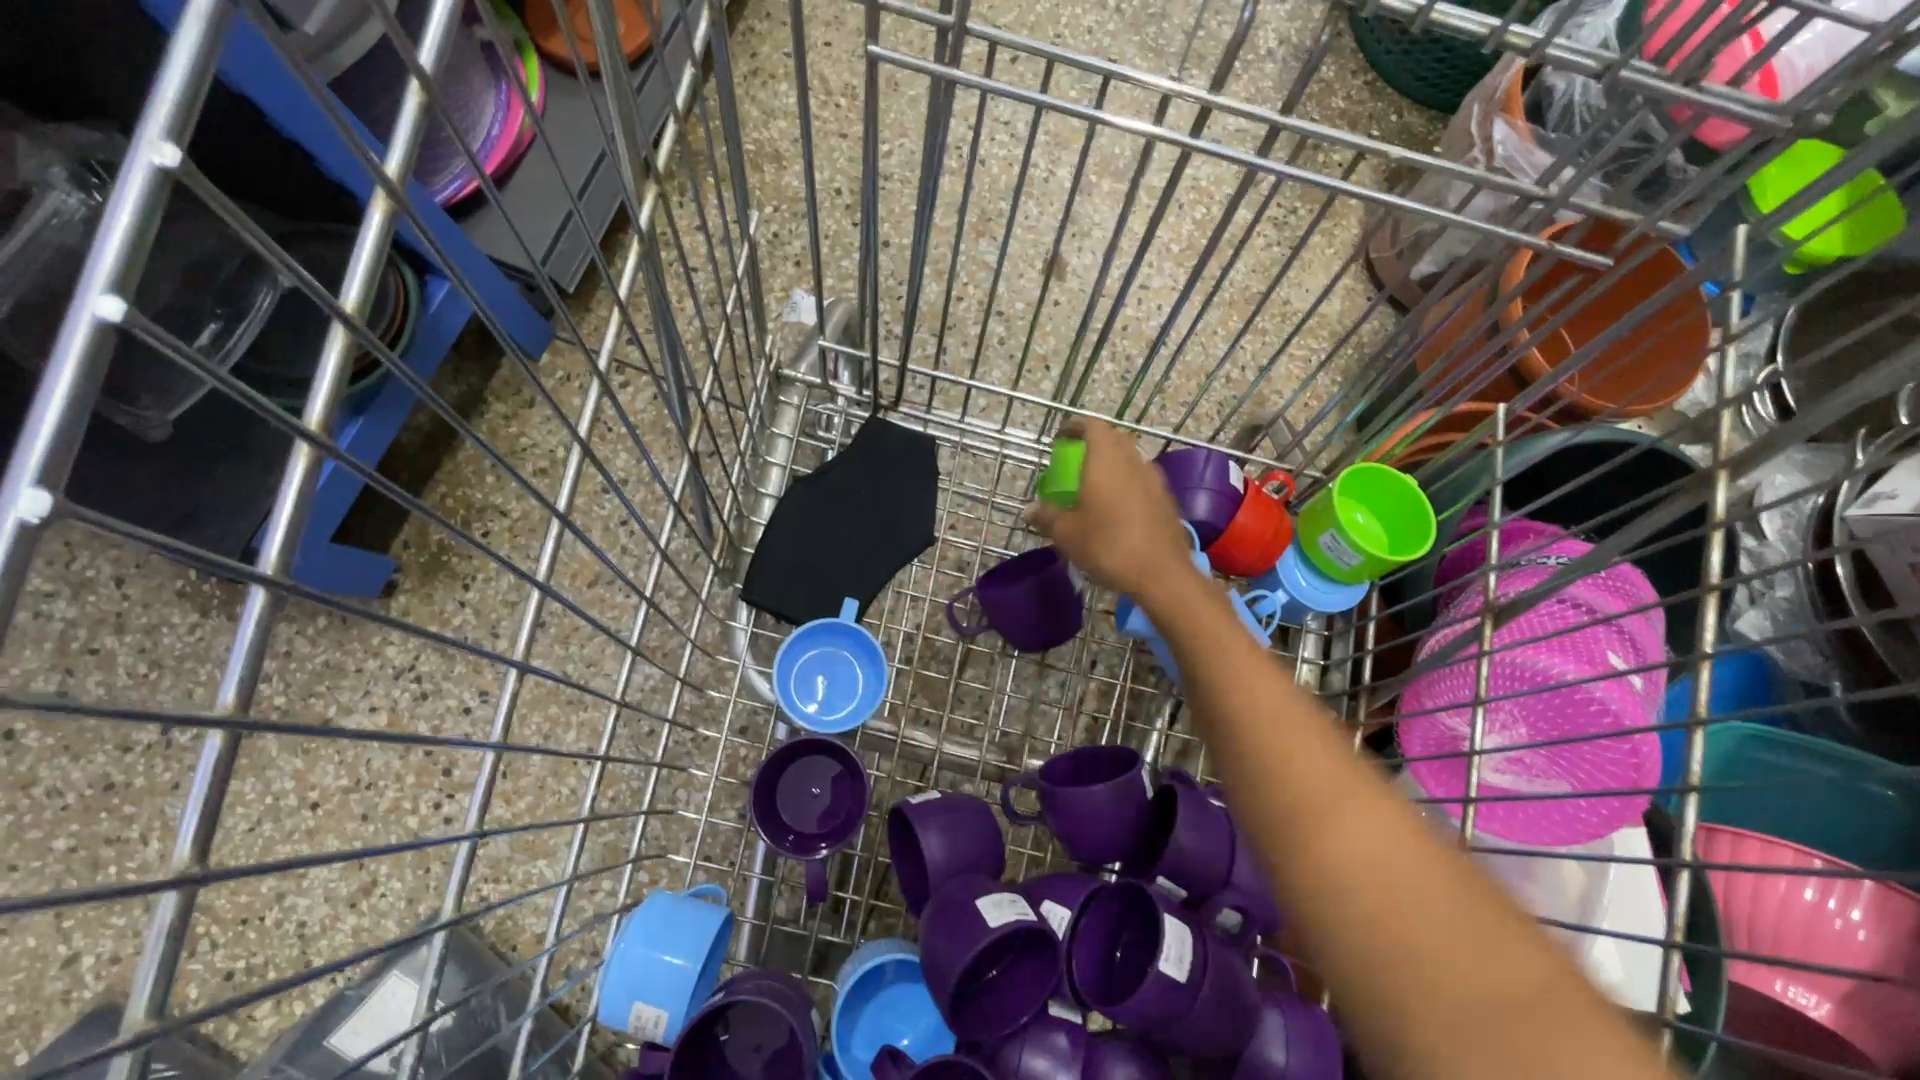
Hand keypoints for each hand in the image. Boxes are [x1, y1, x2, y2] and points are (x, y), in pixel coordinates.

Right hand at [1026, 418, 1197, 597]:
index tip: (1061, 437)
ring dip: (1113, 465)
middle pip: (1114, 439)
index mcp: (1106, 460)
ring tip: (1096, 486)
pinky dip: (1127, 484)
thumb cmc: (1108, 546)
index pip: (1093, 426)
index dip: (1075, 426)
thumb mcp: (1068, 534)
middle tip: (1076, 461)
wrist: (1162, 574)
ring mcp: (1155, 480)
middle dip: (1094, 444)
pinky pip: (1142, 481)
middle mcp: (1133, 461)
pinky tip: (1118, 509)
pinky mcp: (1167, 500)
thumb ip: (1047, 517)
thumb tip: (1029, 511)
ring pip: (1131, 460)